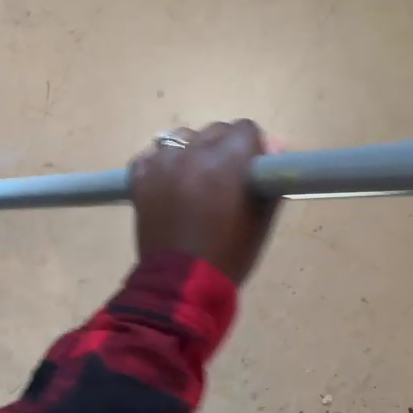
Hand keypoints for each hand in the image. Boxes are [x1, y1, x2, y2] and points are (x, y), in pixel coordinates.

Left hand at [129, 119, 279, 284]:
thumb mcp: (261, 216)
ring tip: (191, 182)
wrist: (180, 283)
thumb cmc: (229, 252)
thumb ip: (269, 176)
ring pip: (179, 139)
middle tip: (220, 181)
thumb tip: (272, 147)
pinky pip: (148, 157)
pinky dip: (157, 165)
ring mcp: (163, 165)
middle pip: (213, 132)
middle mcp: (194, 153)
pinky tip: (165, 184)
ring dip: (189, 153)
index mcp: (229, 159)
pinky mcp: (140, 180)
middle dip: (221, 150)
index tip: (247, 169)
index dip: (249, 148)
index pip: (244, 129)